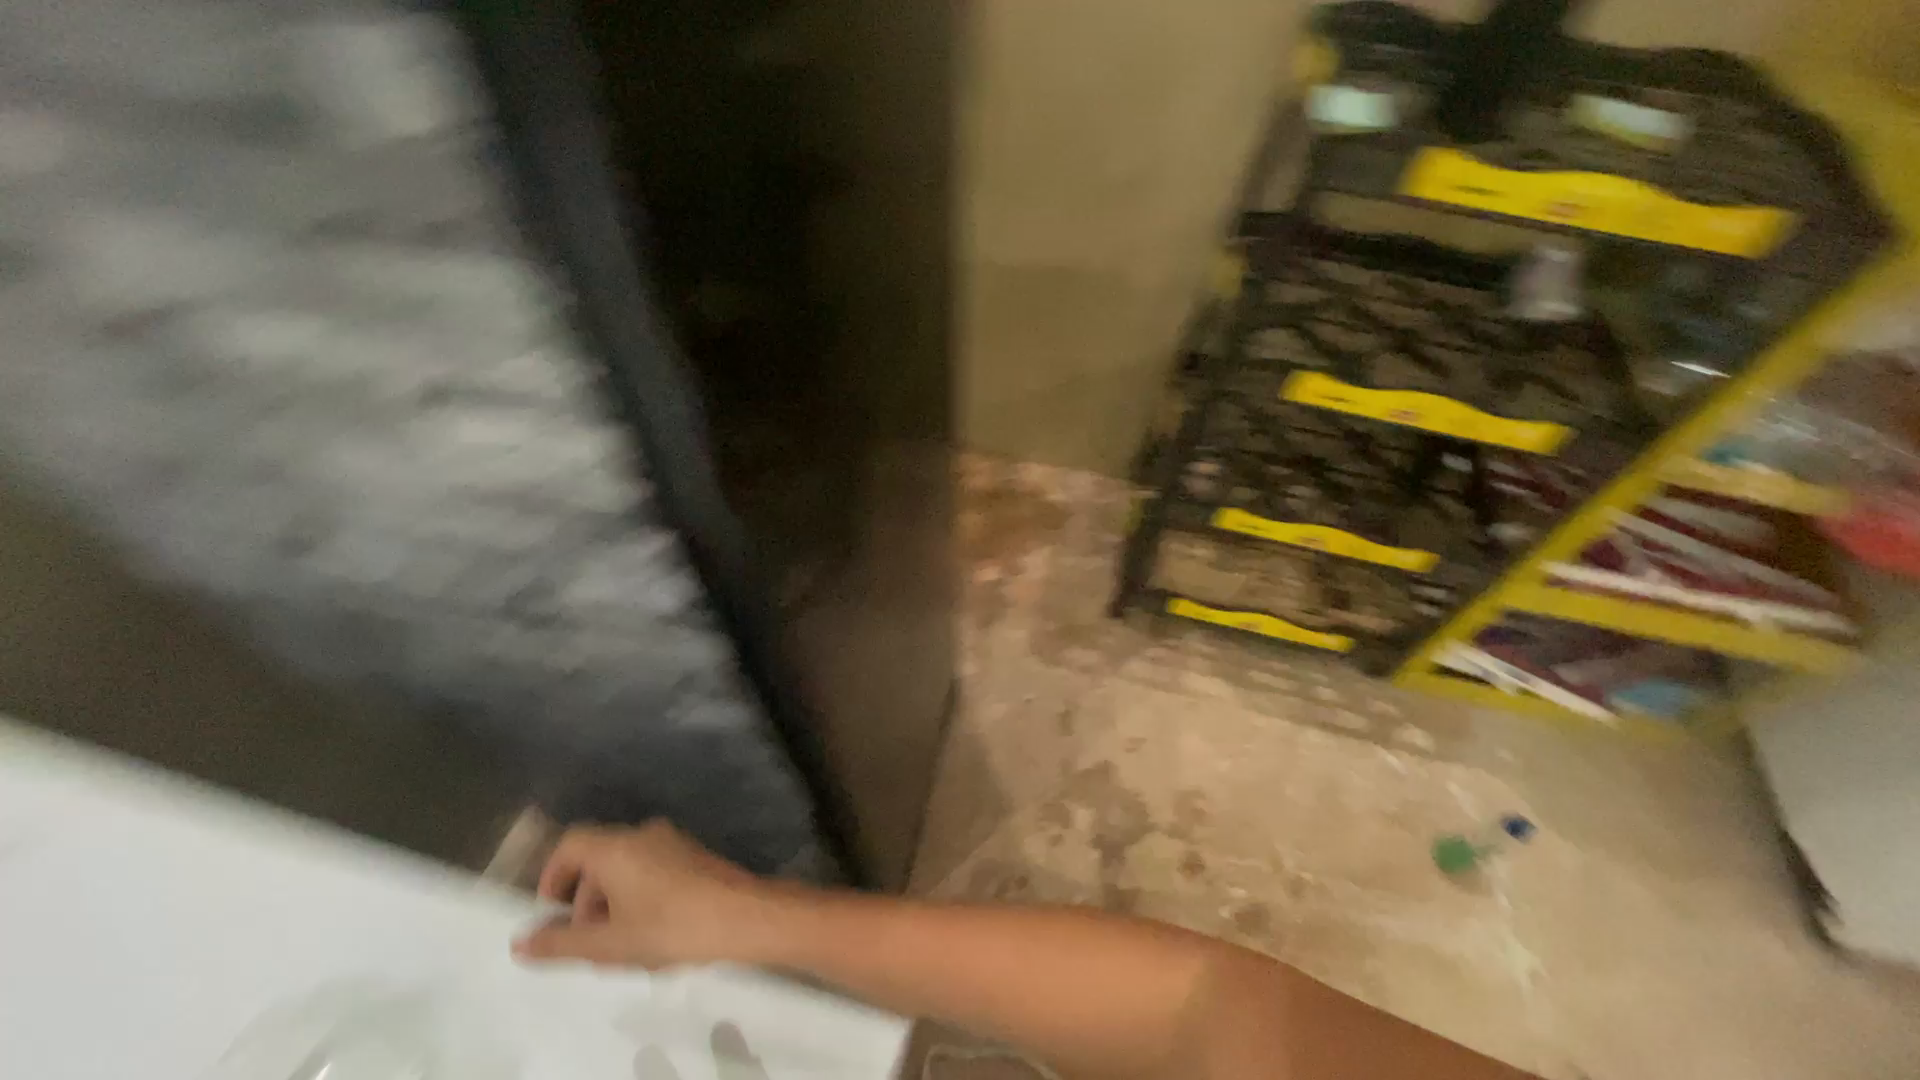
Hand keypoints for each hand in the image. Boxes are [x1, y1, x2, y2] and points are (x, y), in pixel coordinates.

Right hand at [511, 821, 779, 969]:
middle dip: (585, 901)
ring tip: (622, 946)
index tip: (551, 915)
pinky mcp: (696, 856)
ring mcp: (675, 842)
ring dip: (614, 904)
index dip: (552, 877)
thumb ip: (560, 944)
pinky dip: (641, 897)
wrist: (744, 916)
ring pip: (628, 868)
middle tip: (590, 942)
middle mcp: (645, 834)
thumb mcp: (608, 945)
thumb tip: (521, 942)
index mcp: (618, 846)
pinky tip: (654, 934)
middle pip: (599, 858)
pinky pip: (654, 871)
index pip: (571, 843)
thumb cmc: (671, 926)